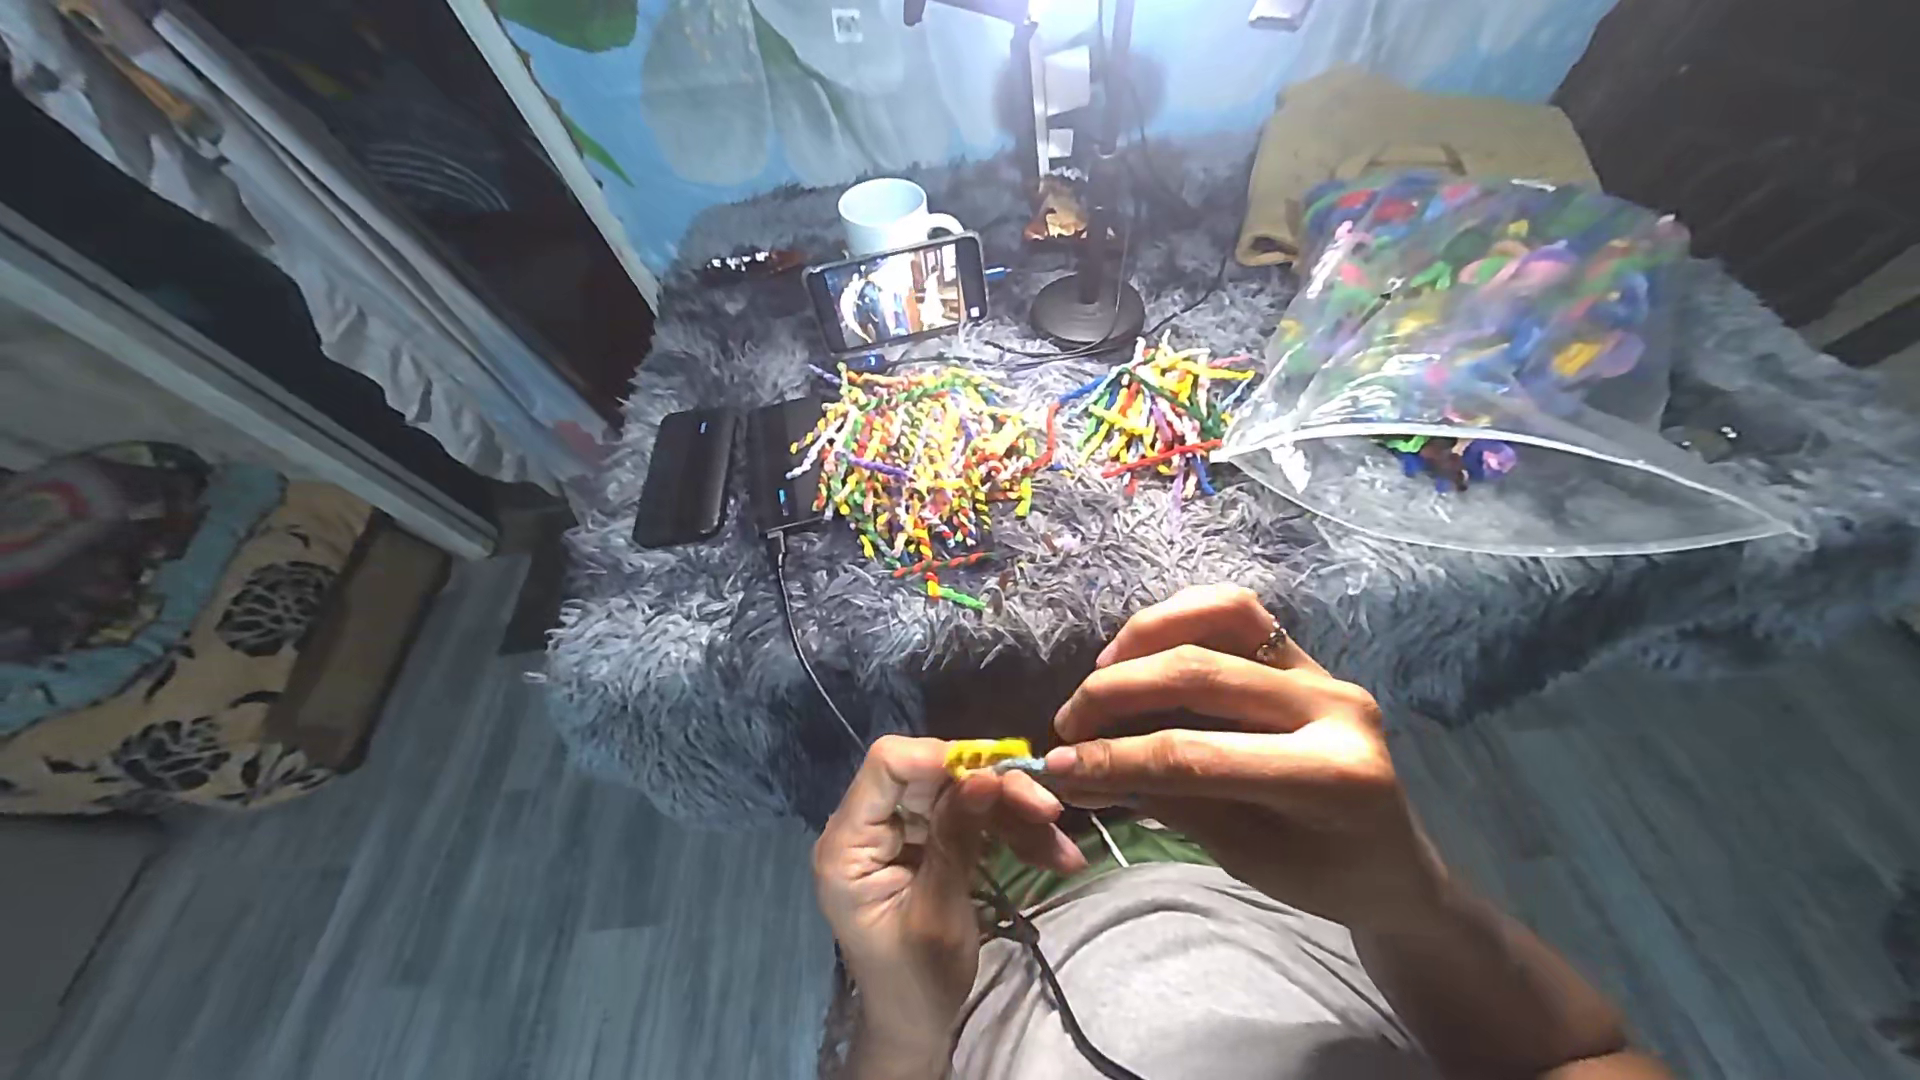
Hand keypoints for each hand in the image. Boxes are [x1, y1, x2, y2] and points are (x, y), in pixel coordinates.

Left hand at [813, 736, 1084, 1068]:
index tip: (995, 773)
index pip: (886, 766)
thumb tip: (983, 776)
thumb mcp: (937, 916)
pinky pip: (973, 815)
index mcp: (849, 841)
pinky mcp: (928, 835)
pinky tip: (1053, 854)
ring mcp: (902, 827)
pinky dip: (1013, 832)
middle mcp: (872, 822)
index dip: (939, 757)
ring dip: (1015, 814)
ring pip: (963, 791)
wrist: (916, 1025)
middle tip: (1048, 810)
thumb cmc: (915, 982)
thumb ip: (954, 840)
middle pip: (935, 775)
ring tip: (1061, 848)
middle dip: (996, 788)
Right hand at [1046, 584, 1447, 932]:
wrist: (1392, 862)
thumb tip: (1077, 770)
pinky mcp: (1304, 653)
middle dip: (1116, 693)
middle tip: (1070, 721)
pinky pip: (1236, 610)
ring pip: (1224, 614)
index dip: (1117, 757)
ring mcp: (1323, 669)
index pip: (1196, 755)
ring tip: (1104, 668)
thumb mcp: (1239, 855)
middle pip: (1199, 675)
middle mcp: (1334, 706)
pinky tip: (1144, 646)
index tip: (1059, 764)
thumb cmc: (1321, 876)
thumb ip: (1161, 800)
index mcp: (1333, 778)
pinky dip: (1179, 615)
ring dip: (1147, 633)